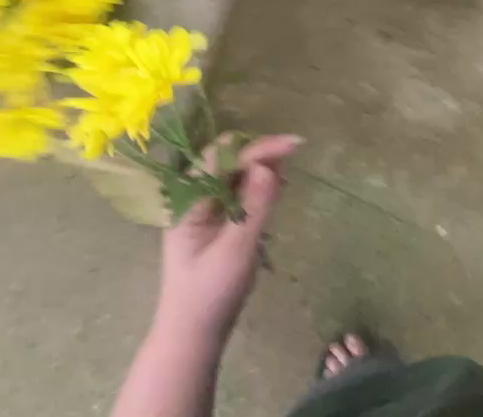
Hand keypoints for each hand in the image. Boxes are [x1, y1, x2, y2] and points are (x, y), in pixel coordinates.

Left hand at [153, 133, 301, 343]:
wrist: (193, 336)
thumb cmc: (210, 295)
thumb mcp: (235, 251)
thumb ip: (253, 207)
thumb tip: (268, 166)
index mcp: (187, 200)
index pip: (222, 157)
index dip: (258, 147)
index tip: (293, 145)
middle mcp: (192, 196)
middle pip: (227, 157)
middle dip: (260, 150)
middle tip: (295, 151)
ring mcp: (203, 207)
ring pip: (234, 170)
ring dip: (261, 163)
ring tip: (288, 166)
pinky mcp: (216, 219)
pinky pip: (238, 188)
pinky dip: (258, 182)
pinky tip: (276, 187)